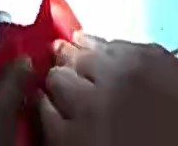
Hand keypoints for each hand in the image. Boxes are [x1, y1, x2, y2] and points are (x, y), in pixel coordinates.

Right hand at [38, 35, 177, 145]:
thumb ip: (85, 143)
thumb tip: (63, 130)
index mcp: (86, 141)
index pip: (42, 115)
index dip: (40, 110)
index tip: (43, 108)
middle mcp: (93, 102)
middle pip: (54, 79)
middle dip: (53, 82)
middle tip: (56, 86)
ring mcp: (116, 72)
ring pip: (73, 52)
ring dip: (70, 58)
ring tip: (68, 60)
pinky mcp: (137, 52)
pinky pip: (101, 41)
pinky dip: (93, 46)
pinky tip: (92, 50)